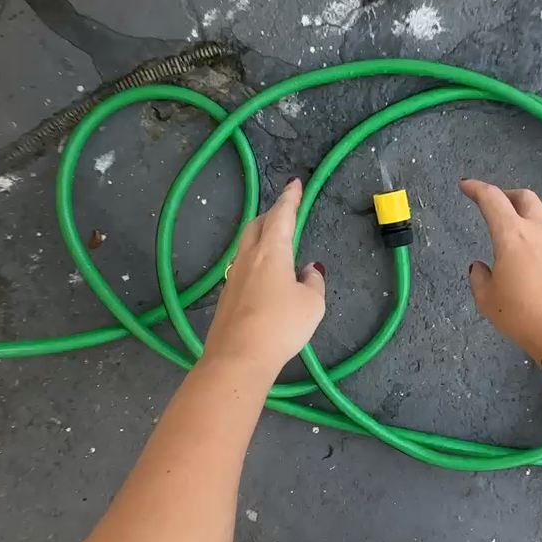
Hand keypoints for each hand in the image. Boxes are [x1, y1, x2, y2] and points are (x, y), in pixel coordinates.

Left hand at [204, 178, 326, 376]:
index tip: (294, 184)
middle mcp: (249, 258)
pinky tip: (266, 275)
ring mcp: (234, 276)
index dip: (290, 199)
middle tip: (286, 213)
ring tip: (276, 242)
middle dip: (272, 215)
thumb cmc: (281, 326)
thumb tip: (309, 270)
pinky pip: (243, 266)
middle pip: (257, 225)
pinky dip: (256, 260)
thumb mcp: (312, 304)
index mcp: (272, 251)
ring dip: (261, 237)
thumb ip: (314, 282)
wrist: (238, 357)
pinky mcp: (227, 296)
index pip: (282, 216)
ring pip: (247, 245)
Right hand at [458, 178, 541, 363]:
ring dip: (525, 211)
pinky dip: (539, 231)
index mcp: (511, 234)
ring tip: (513, 226)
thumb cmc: (521, 315)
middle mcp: (537, 231)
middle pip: (524, 196)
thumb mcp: (487, 299)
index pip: (491, 199)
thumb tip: (480, 268)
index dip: (475, 188)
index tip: (465, 185)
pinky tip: (534, 248)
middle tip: (493, 205)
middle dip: (506, 194)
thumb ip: (479, 278)